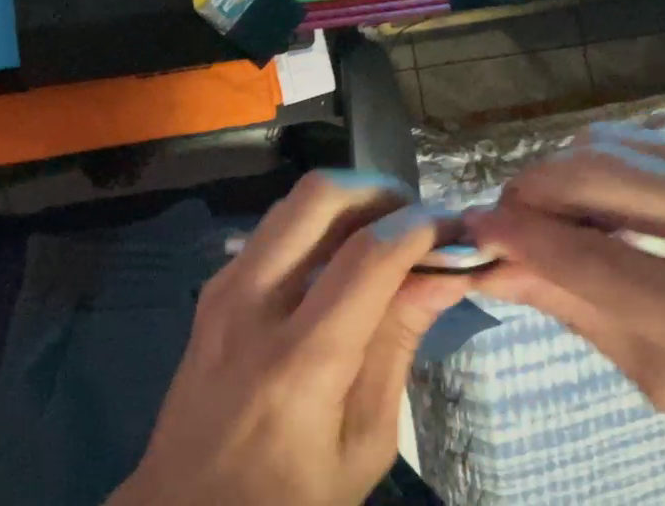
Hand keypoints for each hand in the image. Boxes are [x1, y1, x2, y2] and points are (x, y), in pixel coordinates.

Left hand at [109, 171, 469, 505]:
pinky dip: (314, 223)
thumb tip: (442, 276)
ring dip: (346, 200)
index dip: (420, 228)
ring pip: (290, 203)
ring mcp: (224, 289)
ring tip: (385, 228)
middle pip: (318, 198)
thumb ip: (396, 347)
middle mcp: (254, 304)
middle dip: (377, 190)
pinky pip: (269, 230)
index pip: (369, 256)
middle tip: (414, 215)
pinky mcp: (212, 288)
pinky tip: (339, 253)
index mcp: (301, 360)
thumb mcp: (362, 442)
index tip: (452, 226)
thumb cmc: (288, 497)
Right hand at [466, 130, 664, 498]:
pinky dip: (605, 166)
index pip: (601, 266)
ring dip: (565, 174)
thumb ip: (595, 324)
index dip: (524, 242)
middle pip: (603, 177)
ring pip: (622, 148)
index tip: (475, 230)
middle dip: (533, 189)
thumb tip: (505, 274)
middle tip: (503, 216)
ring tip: (551, 215)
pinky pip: (653, 146)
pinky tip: (602, 202)